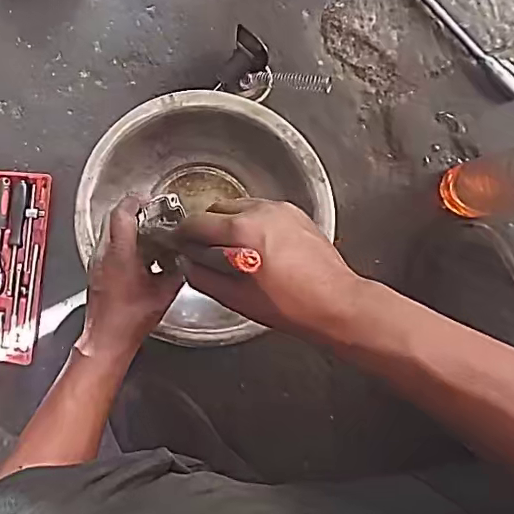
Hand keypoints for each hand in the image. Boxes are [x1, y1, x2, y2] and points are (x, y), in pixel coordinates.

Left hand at [79, 195, 183, 358]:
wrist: (106, 340)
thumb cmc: (128, 321)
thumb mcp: (163, 293)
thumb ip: (176, 272)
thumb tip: (184, 261)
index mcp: (119, 254)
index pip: (122, 213)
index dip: (137, 201)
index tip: (150, 200)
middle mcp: (103, 254)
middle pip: (113, 218)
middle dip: (134, 211)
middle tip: (153, 213)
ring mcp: (96, 262)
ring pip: (109, 231)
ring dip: (128, 227)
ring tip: (149, 234)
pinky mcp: (96, 271)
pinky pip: (109, 247)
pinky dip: (124, 243)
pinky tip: (141, 256)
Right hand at [176, 198, 368, 341]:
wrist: (335, 303)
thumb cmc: (292, 305)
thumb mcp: (236, 298)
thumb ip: (203, 276)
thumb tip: (188, 263)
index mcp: (242, 232)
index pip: (196, 223)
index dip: (181, 234)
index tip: (177, 242)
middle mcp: (261, 212)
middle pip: (216, 210)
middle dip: (205, 229)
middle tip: (201, 251)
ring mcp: (280, 210)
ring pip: (239, 208)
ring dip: (228, 225)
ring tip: (231, 253)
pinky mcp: (294, 214)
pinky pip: (260, 212)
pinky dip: (250, 224)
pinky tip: (255, 249)